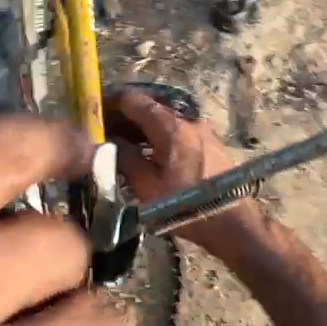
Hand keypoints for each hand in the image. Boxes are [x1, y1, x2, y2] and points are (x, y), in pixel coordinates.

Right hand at [105, 87, 261, 253]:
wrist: (234, 225)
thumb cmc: (186, 207)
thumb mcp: (147, 187)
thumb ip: (125, 159)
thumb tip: (107, 143)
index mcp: (171, 127)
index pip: (134, 100)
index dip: (110, 103)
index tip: (92, 112)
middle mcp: (189, 121)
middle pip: (150, 110)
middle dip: (123, 119)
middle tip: (101, 133)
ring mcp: (202, 132)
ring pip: (164, 123)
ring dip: (141, 130)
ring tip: (120, 147)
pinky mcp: (210, 145)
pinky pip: (177, 134)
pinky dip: (157, 139)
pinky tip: (146, 155)